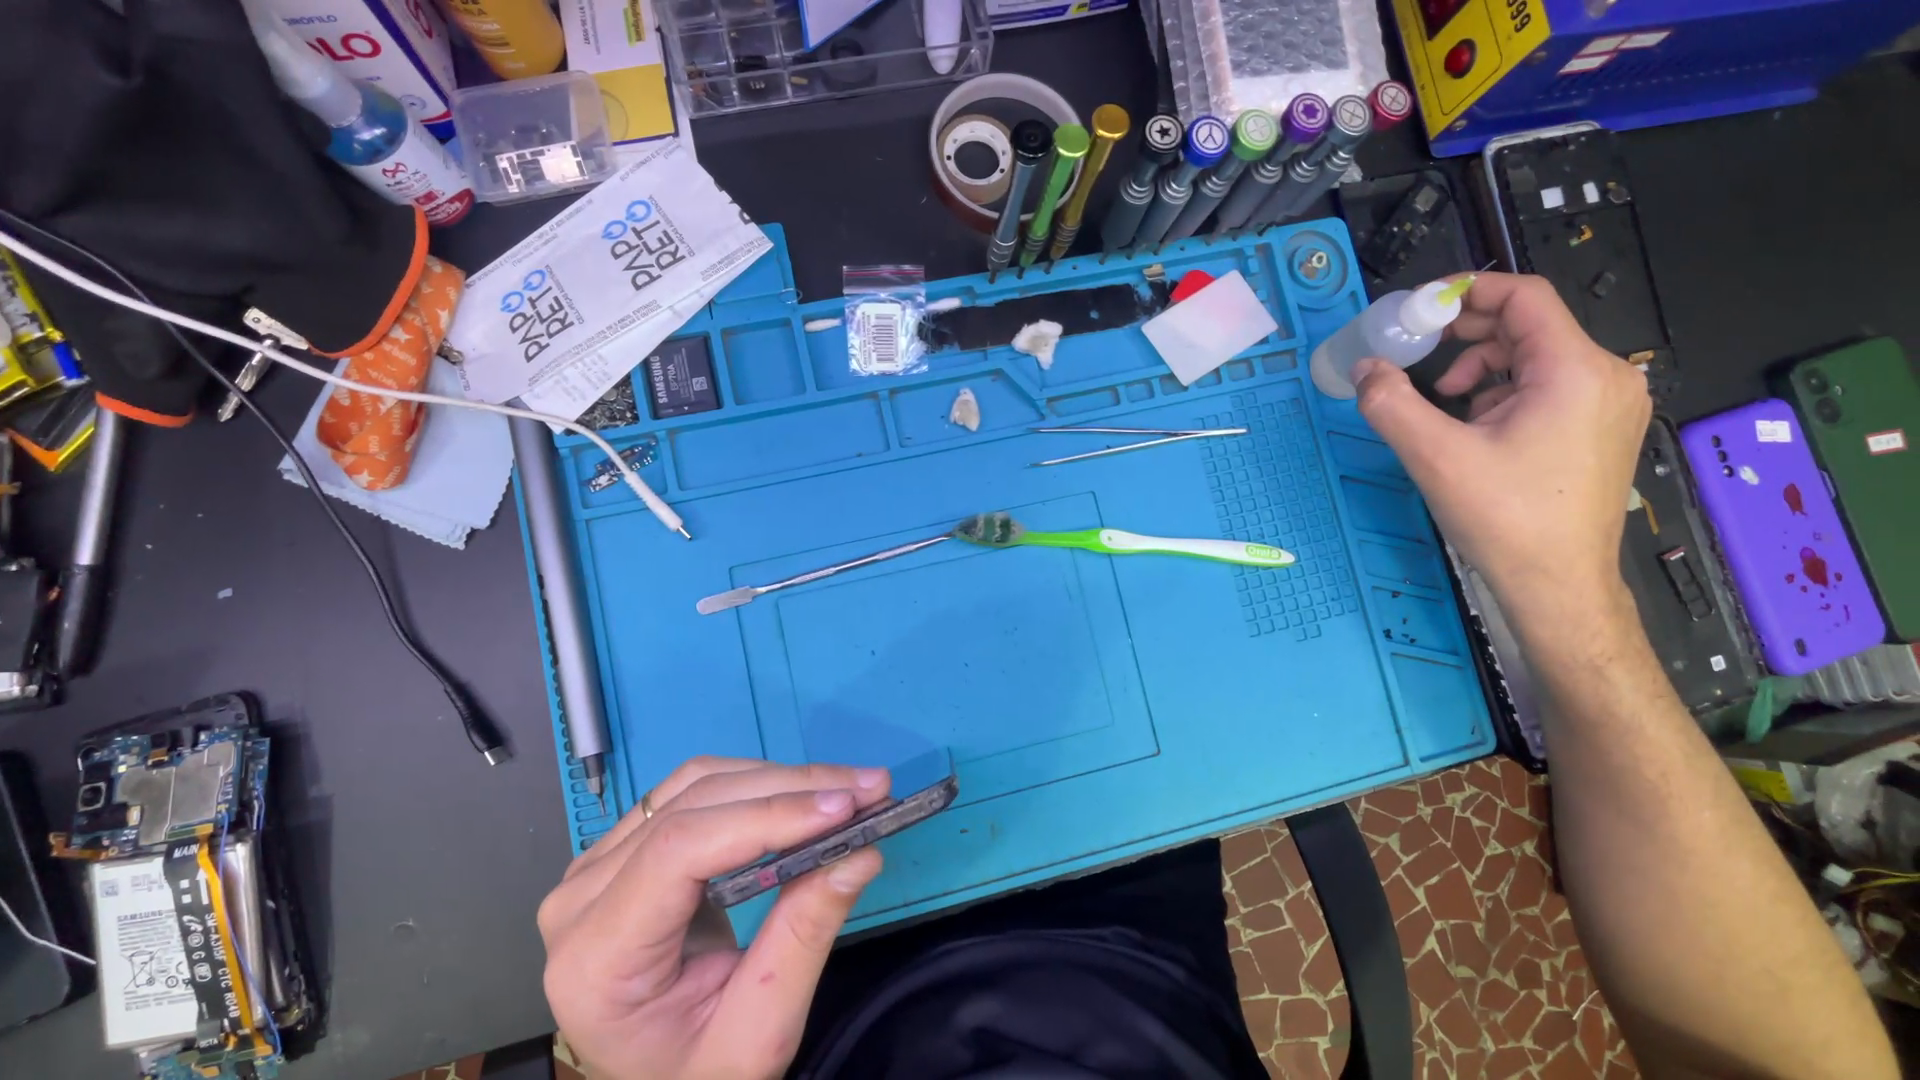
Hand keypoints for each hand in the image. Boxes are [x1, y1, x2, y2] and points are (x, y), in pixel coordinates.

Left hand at [538, 756, 890, 1079]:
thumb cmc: (699, 1075)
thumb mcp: (759, 1032)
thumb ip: (803, 938)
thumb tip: (861, 851)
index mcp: (597, 956)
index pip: (680, 851)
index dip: (766, 816)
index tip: (846, 807)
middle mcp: (580, 895)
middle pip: (691, 805)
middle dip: (791, 788)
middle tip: (871, 788)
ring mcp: (594, 867)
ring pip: (694, 785)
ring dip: (779, 779)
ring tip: (847, 791)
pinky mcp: (619, 852)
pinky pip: (689, 794)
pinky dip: (754, 786)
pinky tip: (800, 798)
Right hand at [1352, 274, 1649, 618]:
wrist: (1559, 586)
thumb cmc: (1505, 519)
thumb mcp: (1434, 456)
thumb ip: (1390, 402)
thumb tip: (1365, 368)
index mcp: (1574, 370)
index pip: (1523, 296)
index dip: (1466, 290)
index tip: (1419, 307)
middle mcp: (1607, 377)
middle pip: (1530, 326)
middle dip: (1467, 335)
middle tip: (1420, 354)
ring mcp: (1611, 405)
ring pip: (1537, 358)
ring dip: (1482, 367)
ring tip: (1445, 402)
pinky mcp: (1603, 431)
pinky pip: (1549, 388)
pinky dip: (1505, 393)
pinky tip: (1476, 429)